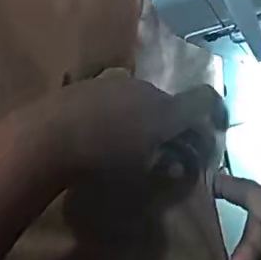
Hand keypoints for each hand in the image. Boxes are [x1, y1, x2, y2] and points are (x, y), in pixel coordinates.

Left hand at [24, 73, 224, 178]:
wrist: (46, 136)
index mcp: (165, 111)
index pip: (204, 99)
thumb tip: (178, 165)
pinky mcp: (92, 82)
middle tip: (165, 153)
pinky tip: (103, 134)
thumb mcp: (141, 178)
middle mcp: (146, 88)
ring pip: (143, 99)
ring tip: (129, 146)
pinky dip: (120, 112)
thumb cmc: (100, 163)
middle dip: (172, 126)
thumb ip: (167, 170)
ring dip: (144, 119)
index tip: (209, 134)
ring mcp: (117, 81)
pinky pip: (118, 96)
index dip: (213, 114)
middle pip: (170, 103)